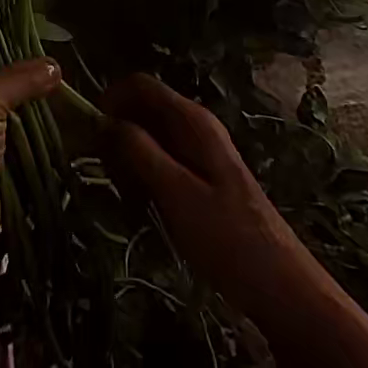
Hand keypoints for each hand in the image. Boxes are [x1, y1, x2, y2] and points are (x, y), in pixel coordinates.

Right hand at [100, 74, 320, 312]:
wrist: (279, 283)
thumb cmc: (227, 236)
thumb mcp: (176, 193)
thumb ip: (140, 152)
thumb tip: (104, 121)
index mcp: (192, 120)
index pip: (141, 84)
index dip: (111, 98)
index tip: (88, 130)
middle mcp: (195, 125)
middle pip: (143, 107)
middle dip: (116, 128)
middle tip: (101, 166)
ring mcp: (199, 149)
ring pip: (150, 133)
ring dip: (127, 152)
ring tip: (120, 188)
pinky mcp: (199, 174)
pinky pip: (161, 156)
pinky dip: (143, 169)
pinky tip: (139, 200)